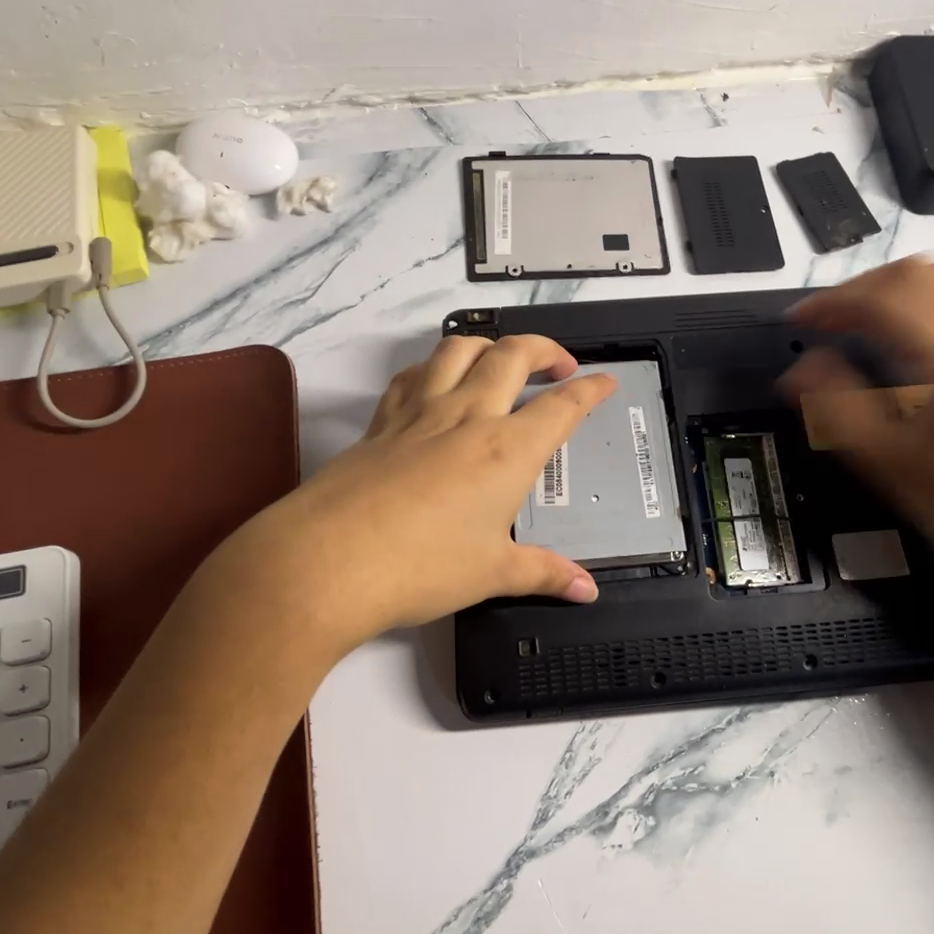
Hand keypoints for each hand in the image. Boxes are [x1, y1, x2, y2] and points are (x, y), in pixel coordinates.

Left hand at [238, 335, 615, 649]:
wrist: (328, 560)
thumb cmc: (421, 567)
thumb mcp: (492, 574)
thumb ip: (544, 574)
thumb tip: (585, 590)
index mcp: (507, 449)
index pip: (562, 407)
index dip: (590, 390)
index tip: (605, 382)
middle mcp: (467, 416)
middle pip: (513, 355)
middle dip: (545, 349)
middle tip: (560, 364)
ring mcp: (419, 413)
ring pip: (459, 348)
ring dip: (489, 343)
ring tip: (501, 360)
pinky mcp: (380, 422)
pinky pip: (413, 374)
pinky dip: (435, 366)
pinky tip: (436, 381)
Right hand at [784, 256, 933, 573]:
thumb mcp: (892, 462)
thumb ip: (837, 407)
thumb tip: (797, 369)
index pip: (882, 297)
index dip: (831, 300)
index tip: (798, 319)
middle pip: (918, 273)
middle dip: (864, 287)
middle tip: (829, 320)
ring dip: (900, 287)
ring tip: (867, 320)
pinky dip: (933, 298)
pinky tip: (917, 337)